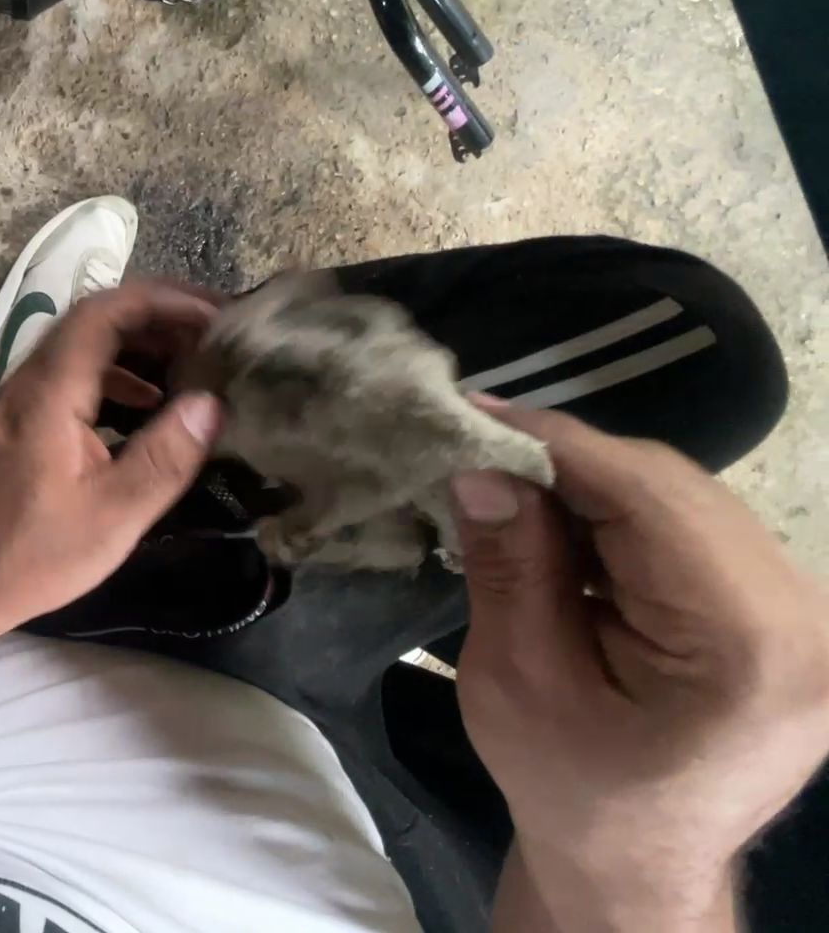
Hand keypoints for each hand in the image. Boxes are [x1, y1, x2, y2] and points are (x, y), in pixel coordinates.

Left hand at [0, 282, 223, 660]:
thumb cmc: (35, 555)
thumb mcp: (114, 515)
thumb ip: (166, 455)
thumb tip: (213, 402)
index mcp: (47, 395)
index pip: (103, 313)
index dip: (164, 302)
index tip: (217, 317)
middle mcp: (27, 383)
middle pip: (93, 320)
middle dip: (158, 318)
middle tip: (217, 337)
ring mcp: (19, 400)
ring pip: (82, 347)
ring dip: (138, 347)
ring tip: (195, 365)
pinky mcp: (20, 420)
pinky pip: (71, 377)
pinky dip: (116, 377)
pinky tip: (150, 404)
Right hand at [449, 405, 828, 927]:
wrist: (633, 855)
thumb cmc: (565, 777)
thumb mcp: (516, 674)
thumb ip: (510, 567)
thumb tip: (481, 470)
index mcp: (747, 642)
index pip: (650, 498)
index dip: (555, 442)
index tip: (468, 409)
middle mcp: (803, 616)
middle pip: (674, 488)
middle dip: (563, 456)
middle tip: (467, 444)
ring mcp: (799, 614)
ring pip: (681, 498)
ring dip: (582, 480)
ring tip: (498, 478)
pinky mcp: (772, 613)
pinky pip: (684, 528)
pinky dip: (607, 510)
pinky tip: (549, 518)